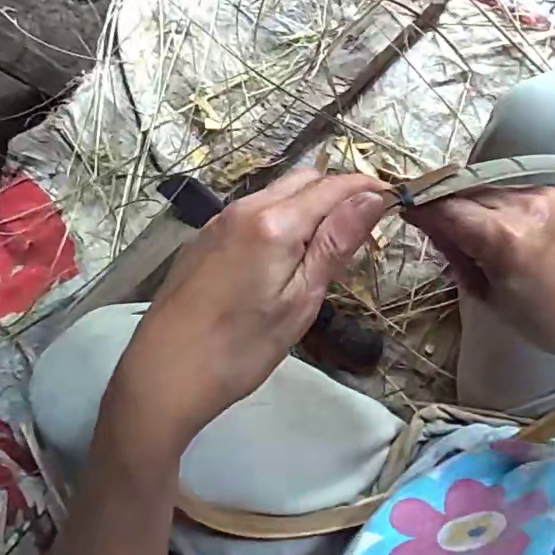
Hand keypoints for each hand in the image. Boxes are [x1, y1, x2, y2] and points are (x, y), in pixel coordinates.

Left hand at [94, 170, 387, 465]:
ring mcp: (220, 219)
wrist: (160, 376)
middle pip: (306, 178)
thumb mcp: (301, 299)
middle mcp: (245, 207)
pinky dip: (283, 215)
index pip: (334, 186)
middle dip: (341, 191)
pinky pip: (256, 208)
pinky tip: (285, 252)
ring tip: (328, 244)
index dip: (368, 187)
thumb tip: (374, 197)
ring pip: (279, 191)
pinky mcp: (205, 236)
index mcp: (274, 222)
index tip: (394, 202)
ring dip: (311, 203)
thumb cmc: (241, 347)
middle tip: (363, 229)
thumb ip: (337, 242)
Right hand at [405, 186, 554, 374]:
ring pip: (483, 189)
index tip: (403, 208)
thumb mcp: (485, 292)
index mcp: (505, 237)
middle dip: (443, 208)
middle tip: (437, 234)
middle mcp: (524, 205)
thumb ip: (455, 251)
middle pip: (463, 193)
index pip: (447, 208)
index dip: (421, 207)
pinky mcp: (554, 191)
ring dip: (469, 206)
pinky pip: (506, 191)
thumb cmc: (539, 320)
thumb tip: (427, 221)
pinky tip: (497, 229)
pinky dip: (492, 206)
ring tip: (473, 238)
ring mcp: (542, 194)